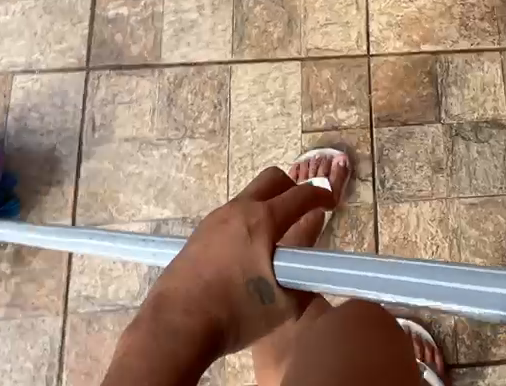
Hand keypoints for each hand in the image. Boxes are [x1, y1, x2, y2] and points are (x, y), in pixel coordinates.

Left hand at [135, 166, 334, 360]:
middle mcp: (239, 209)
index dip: (321, 196)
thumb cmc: (233, 314)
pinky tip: (245, 254)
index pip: (301, 196)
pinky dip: (246, 221)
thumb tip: (313, 274)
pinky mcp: (199, 233)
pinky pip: (231, 214)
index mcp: (263, 220)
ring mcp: (215, 219)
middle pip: (272, 179)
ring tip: (273, 239)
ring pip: (249, 196)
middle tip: (301, 211)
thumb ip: (305, 285)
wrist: (175, 326)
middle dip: (292, 189)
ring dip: (267, 206)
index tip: (331, 202)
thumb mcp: (282, 307)